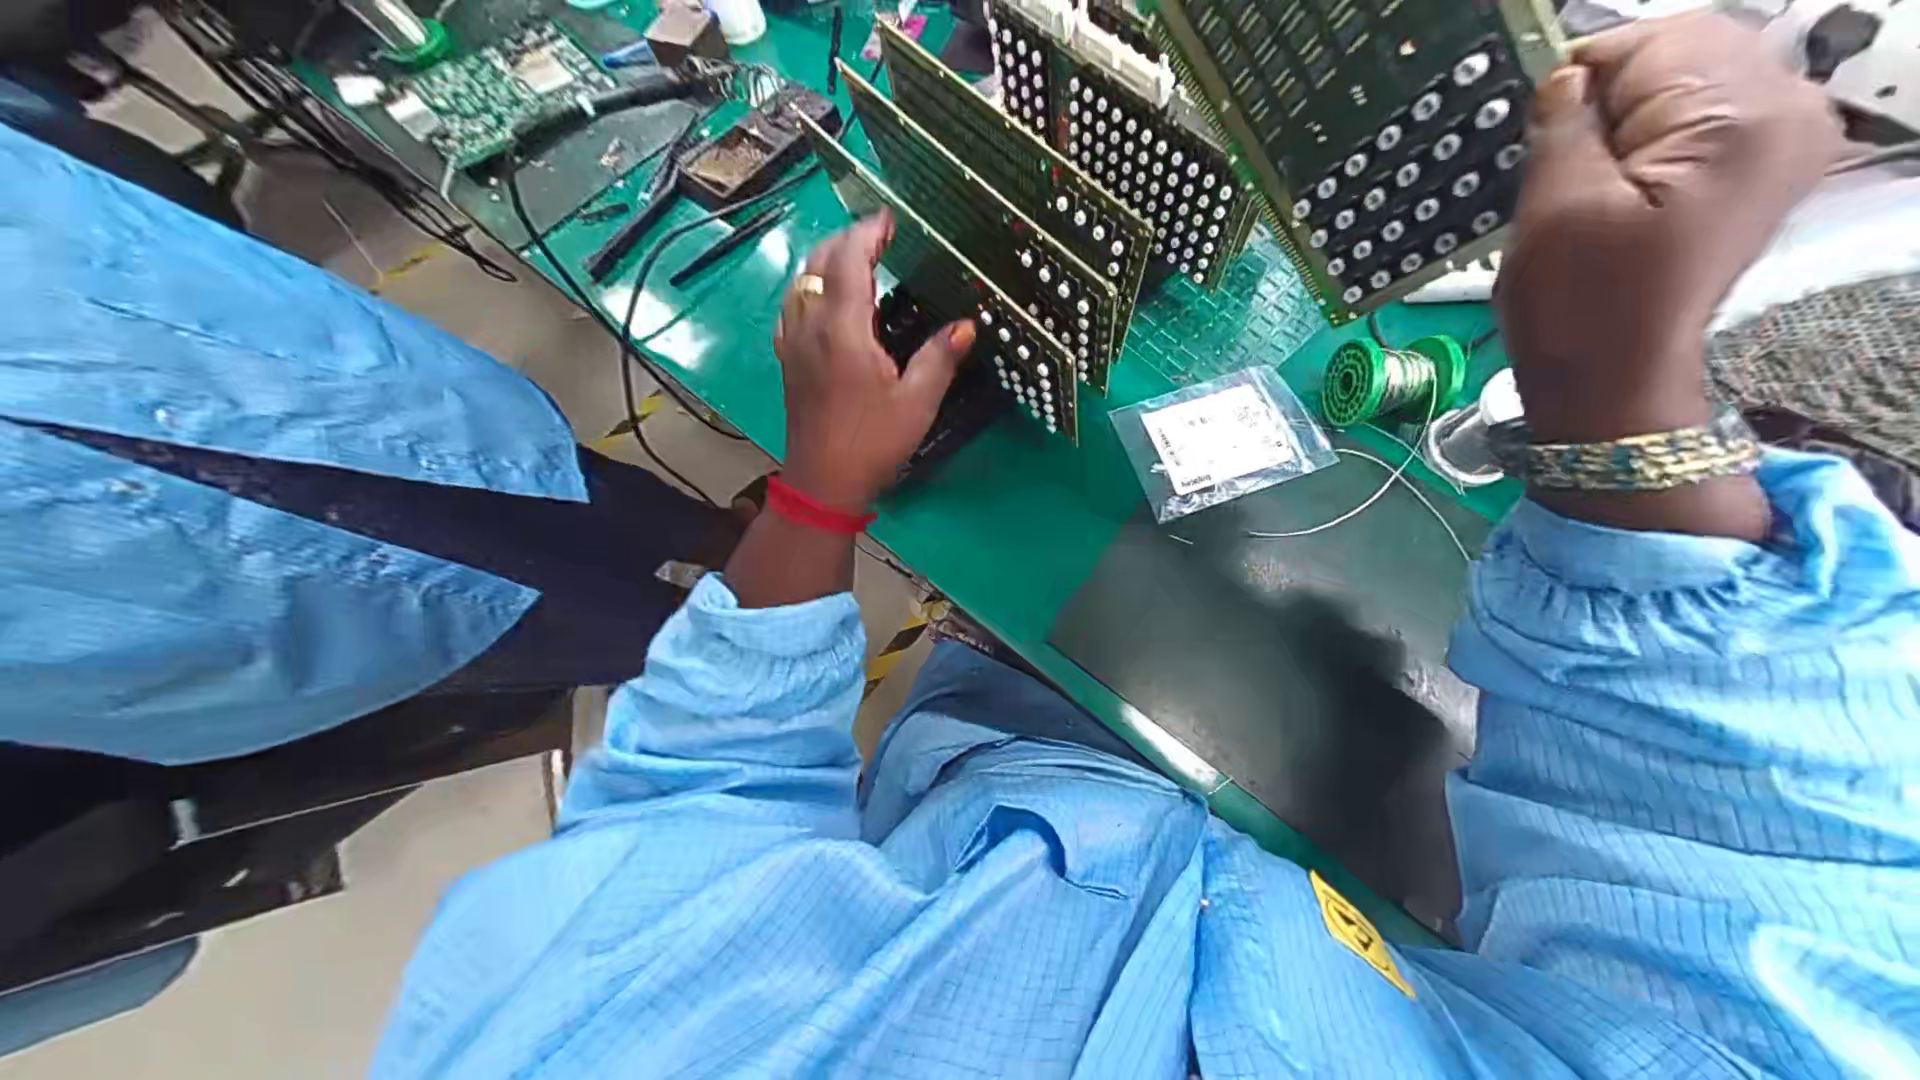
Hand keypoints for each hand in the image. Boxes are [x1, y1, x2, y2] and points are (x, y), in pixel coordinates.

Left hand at [774, 210, 975, 509]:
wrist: (823, 482)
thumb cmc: (872, 443)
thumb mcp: (916, 403)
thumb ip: (940, 358)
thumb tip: (967, 325)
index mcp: (842, 330)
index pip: (849, 260)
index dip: (868, 232)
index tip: (890, 219)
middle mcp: (810, 326)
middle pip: (818, 261)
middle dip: (847, 239)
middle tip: (879, 236)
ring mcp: (793, 342)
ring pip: (800, 280)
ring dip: (826, 260)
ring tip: (856, 259)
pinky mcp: (787, 360)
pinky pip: (792, 306)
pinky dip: (810, 287)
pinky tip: (826, 300)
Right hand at [1496, 12, 1843, 444]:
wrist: (1610, 380)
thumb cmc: (1576, 306)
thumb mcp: (1552, 211)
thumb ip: (1563, 128)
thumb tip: (1563, 77)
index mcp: (1740, 119)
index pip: (1664, 41)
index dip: (1586, 67)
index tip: (1529, 115)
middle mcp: (1788, 116)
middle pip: (1689, 58)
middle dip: (1608, 97)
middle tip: (1549, 158)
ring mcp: (1781, 148)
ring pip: (1691, 92)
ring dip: (1622, 124)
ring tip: (1575, 182)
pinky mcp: (1756, 177)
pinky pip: (1699, 128)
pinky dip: (1644, 144)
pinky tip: (1608, 187)